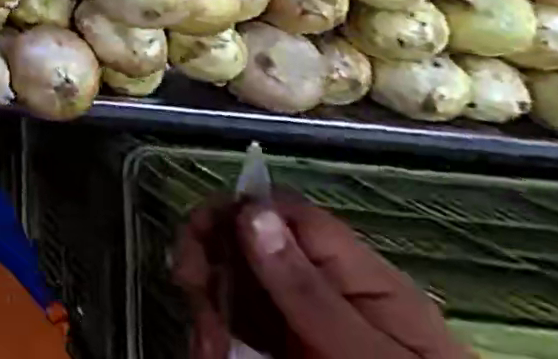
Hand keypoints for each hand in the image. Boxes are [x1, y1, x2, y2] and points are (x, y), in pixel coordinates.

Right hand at [173, 196, 467, 358]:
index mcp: (363, 283)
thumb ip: (312, 293)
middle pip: (249, 242)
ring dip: (207, 308)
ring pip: (233, 285)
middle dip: (211, 262)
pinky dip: (214, 339)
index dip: (237, 213)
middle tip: (194, 298)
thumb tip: (252, 212)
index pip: (289, 213)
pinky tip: (211, 355)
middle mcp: (329, 295)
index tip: (200, 240)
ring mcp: (305, 330)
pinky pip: (236, 329)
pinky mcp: (285, 355)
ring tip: (208, 350)